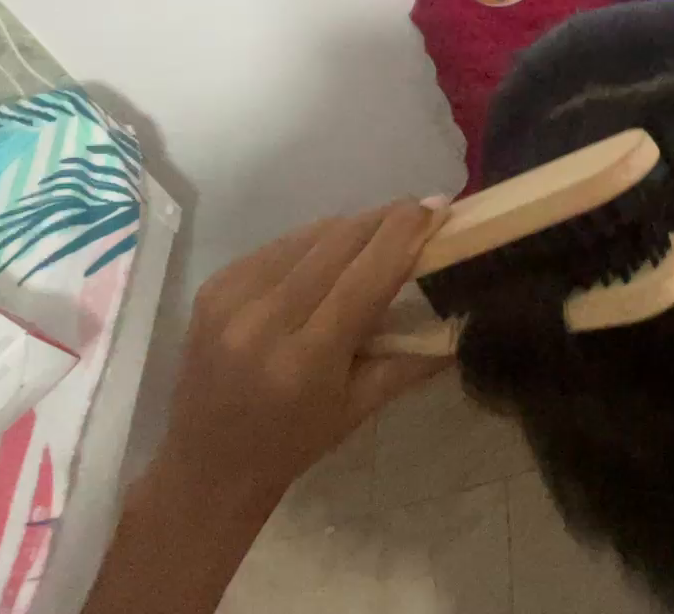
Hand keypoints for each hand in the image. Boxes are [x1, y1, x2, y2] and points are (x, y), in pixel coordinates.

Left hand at [158, 198, 451, 500]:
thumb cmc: (296, 441)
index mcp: (306, 359)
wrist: (204, 466)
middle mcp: (263, 321)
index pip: (367, 275)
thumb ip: (417, 356)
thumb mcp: (365, 405)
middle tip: (420, 212)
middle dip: (387, 220)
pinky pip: (282, 243)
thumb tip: (468, 316)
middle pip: (341, 242)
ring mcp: (231, 299)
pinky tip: (333, 255)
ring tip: (381, 234)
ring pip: (313, 234)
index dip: (406, 234)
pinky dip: (317, 240)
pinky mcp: (212, 286)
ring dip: (354, 227)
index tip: (438, 206)